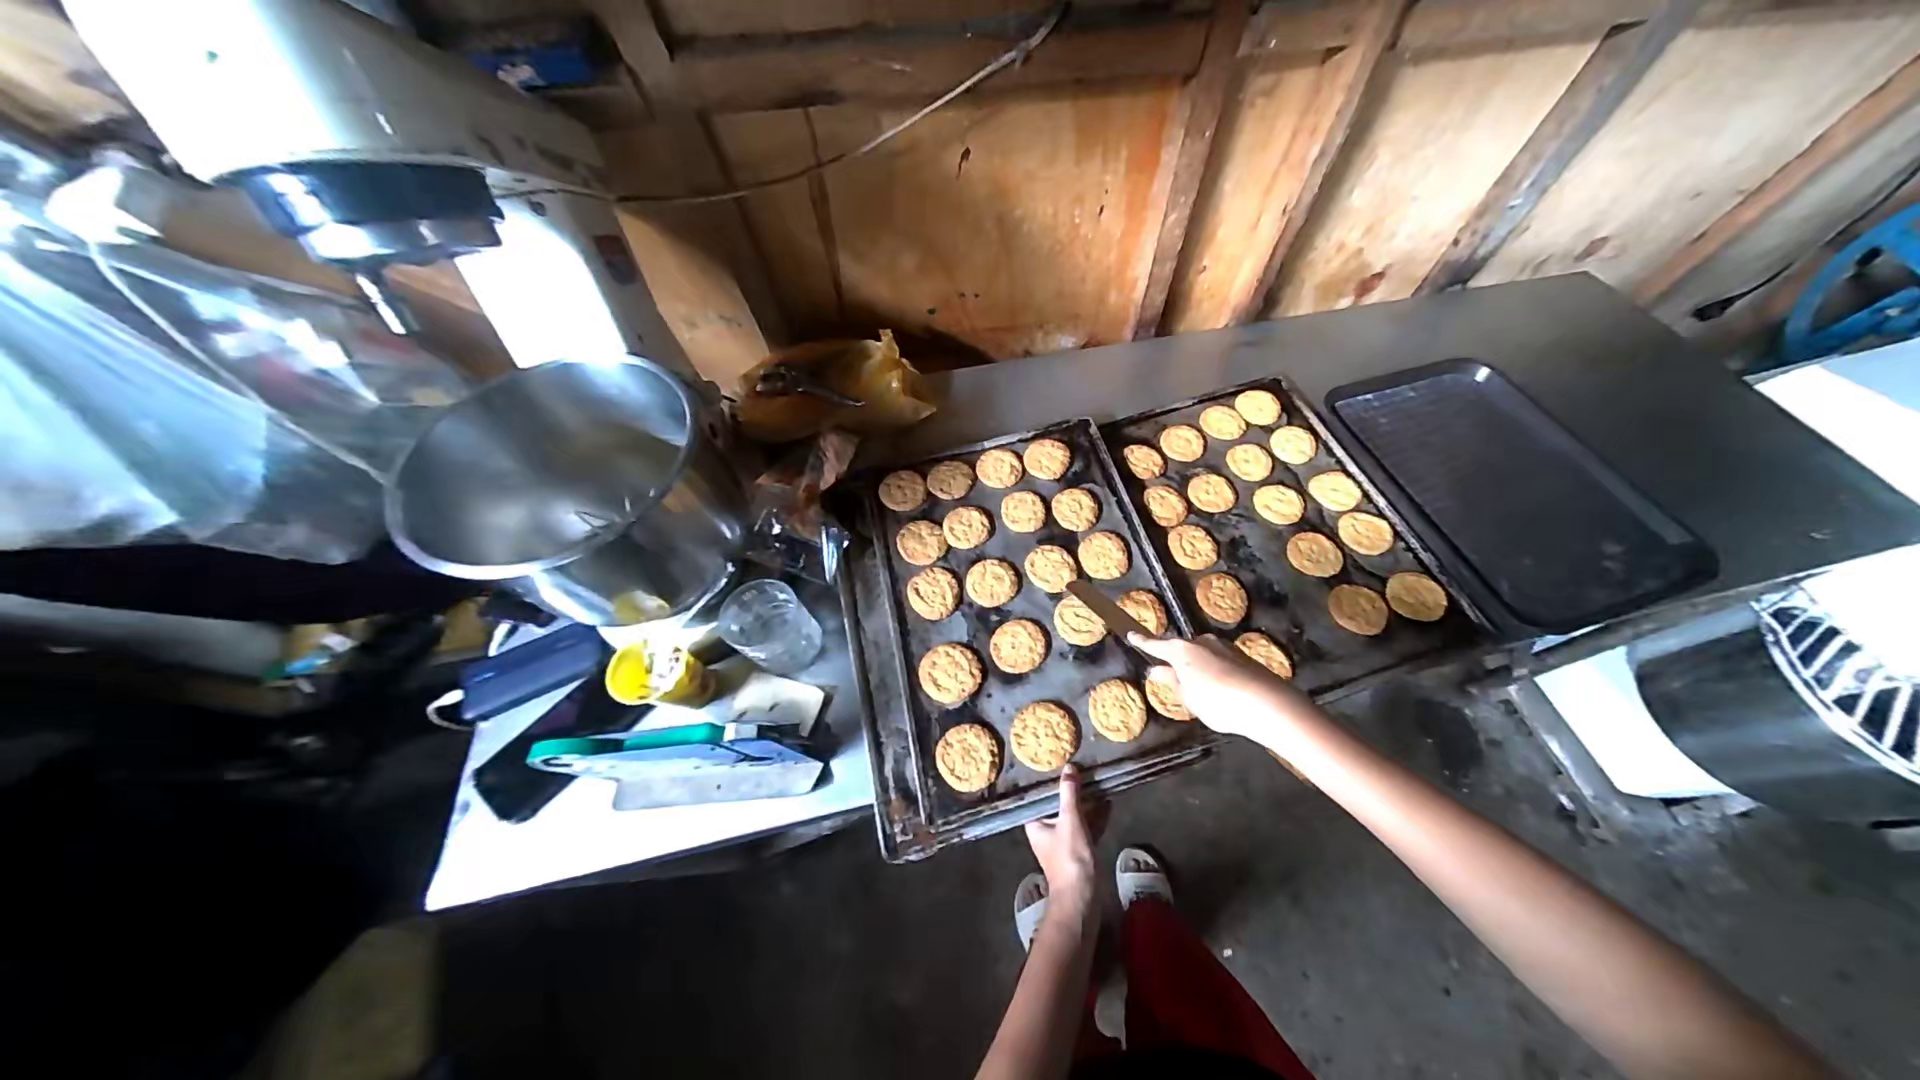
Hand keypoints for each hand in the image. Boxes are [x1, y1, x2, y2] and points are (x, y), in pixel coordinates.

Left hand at [1024, 765, 1099, 916]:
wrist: (1081, 898)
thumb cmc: (1070, 857)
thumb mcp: (1070, 820)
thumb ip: (1070, 793)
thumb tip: (1069, 767)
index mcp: (1035, 822)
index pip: (1042, 796)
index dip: (1053, 781)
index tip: (1063, 765)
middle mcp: (1045, 830)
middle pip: (1059, 805)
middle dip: (1074, 791)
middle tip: (1086, 770)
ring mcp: (1062, 842)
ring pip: (1074, 816)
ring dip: (1087, 803)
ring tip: (1100, 783)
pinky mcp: (1078, 851)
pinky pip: (1085, 828)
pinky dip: (1095, 818)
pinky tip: (1108, 804)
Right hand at [1130, 633, 1305, 743]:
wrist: (1267, 703)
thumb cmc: (1218, 702)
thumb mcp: (1188, 697)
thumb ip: (1171, 681)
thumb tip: (1155, 669)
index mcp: (1182, 650)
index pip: (1156, 645)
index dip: (1142, 642)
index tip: (1131, 635)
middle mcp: (1202, 642)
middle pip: (1182, 648)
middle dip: (1175, 660)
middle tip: (1171, 677)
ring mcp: (1224, 647)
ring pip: (1202, 655)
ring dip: (1197, 667)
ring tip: (1199, 690)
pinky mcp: (1242, 657)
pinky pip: (1218, 661)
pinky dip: (1213, 672)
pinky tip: (1220, 690)